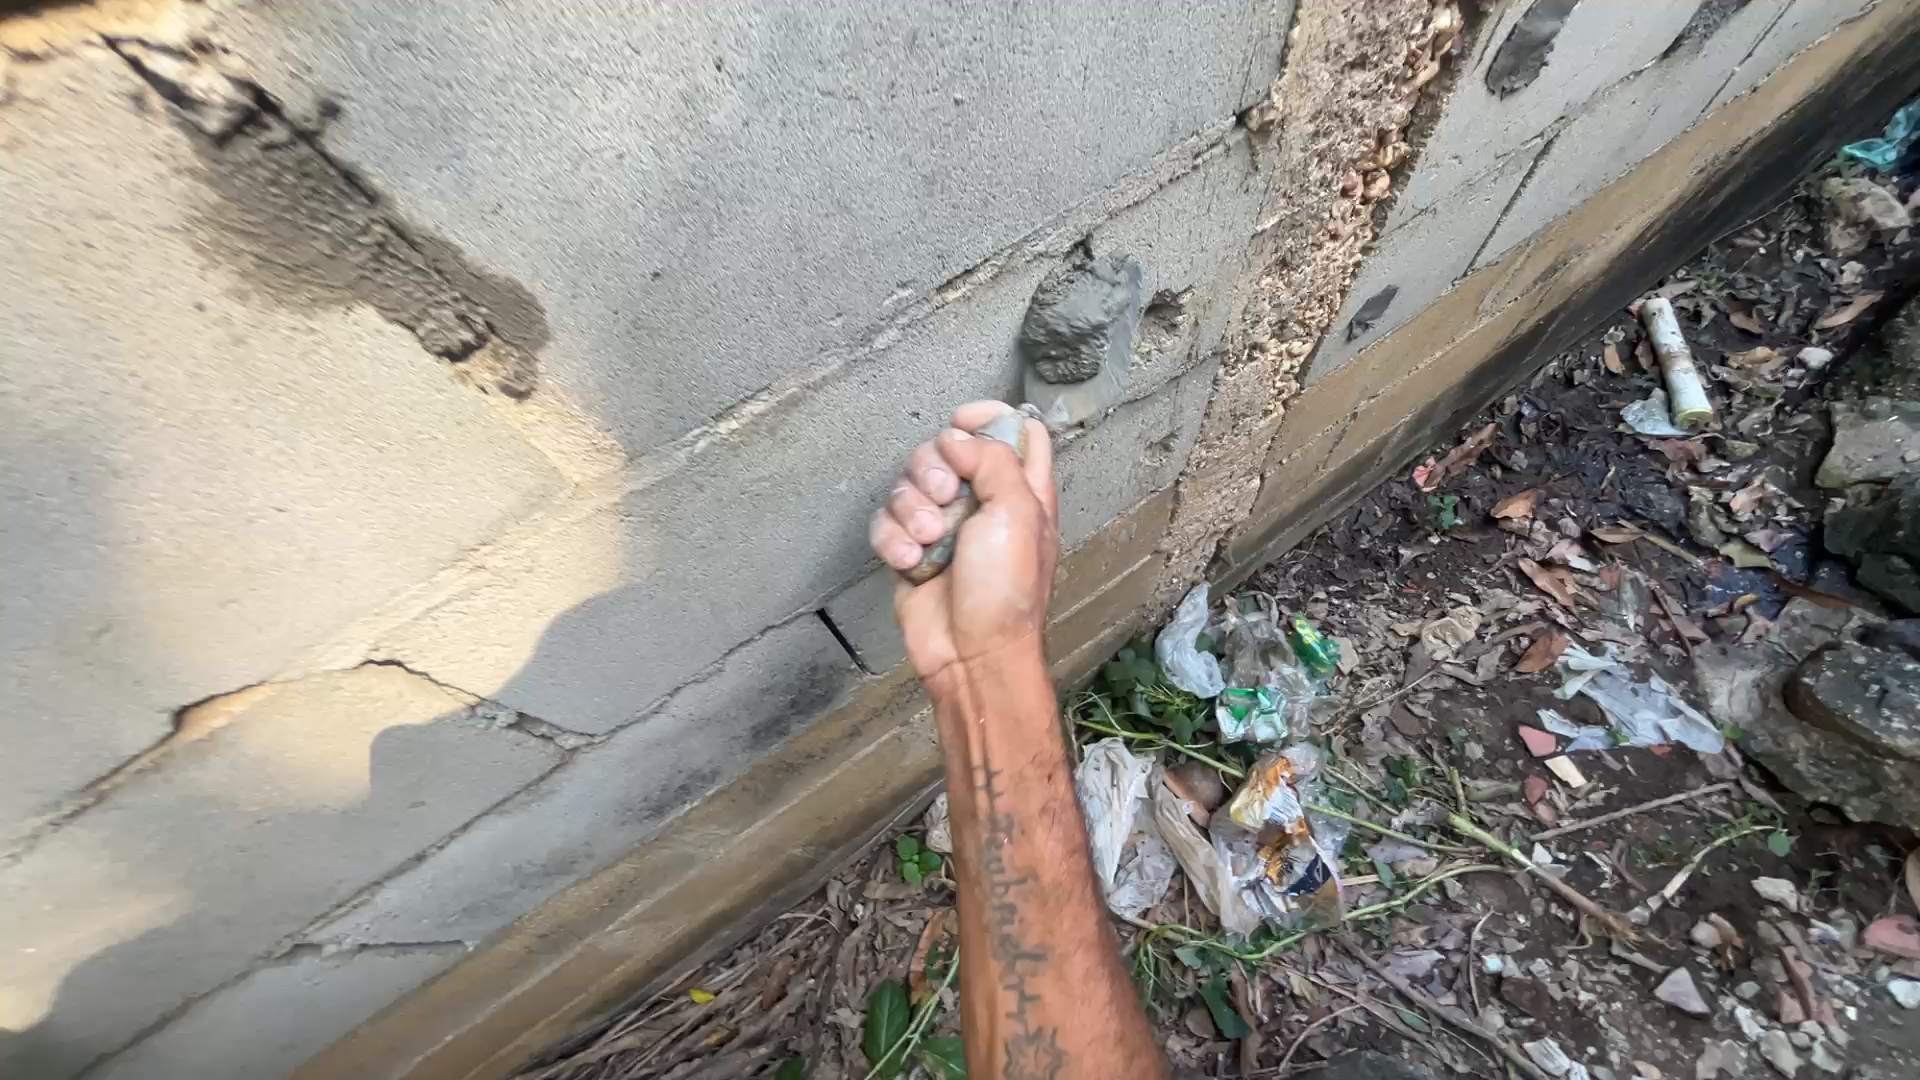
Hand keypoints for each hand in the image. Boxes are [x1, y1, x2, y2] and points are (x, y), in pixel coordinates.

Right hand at [869, 401, 1057, 689]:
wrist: (970, 653)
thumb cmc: (1006, 592)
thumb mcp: (1017, 513)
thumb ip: (993, 460)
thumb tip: (957, 438)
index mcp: (1022, 490)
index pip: (1015, 431)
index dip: (988, 417)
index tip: (962, 421)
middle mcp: (983, 502)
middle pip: (946, 451)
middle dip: (934, 468)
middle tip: (946, 497)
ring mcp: (944, 526)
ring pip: (909, 484)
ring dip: (912, 509)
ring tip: (928, 540)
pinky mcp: (911, 549)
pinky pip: (886, 522)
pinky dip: (893, 539)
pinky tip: (910, 562)